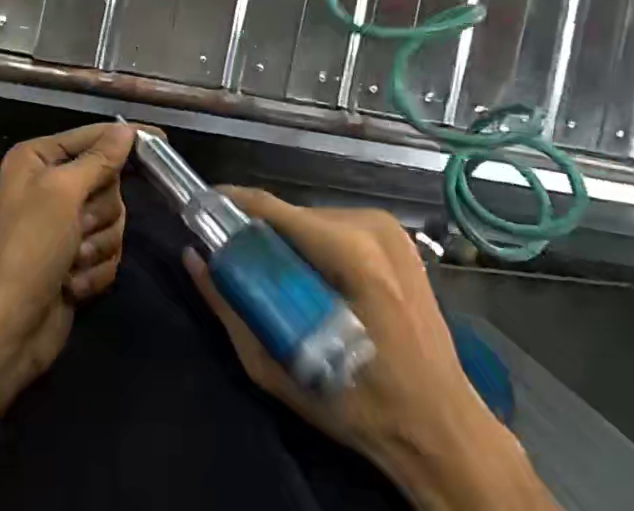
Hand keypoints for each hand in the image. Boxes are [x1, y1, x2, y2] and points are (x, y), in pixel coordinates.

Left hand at [0, 123, 134, 418]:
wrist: (11, 328)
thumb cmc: (29, 250)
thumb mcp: (63, 194)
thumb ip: (98, 160)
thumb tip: (126, 131)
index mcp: (39, 159)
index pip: (93, 136)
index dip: (125, 138)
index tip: (161, 138)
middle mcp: (51, 185)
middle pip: (109, 182)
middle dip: (100, 212)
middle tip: (77, 227)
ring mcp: (65, 223)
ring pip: (114, 219)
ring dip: (98, 245)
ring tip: (71, 261)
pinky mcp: (77, 257)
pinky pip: (110, 251)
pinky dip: (95, 269)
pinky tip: (72, 283)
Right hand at [184, 187, 557, 510]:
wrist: (441, 429)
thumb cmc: (357, 404)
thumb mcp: (275, 366)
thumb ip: (228, 305)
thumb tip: (193, 257)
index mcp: (349, 254)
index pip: (273, 208)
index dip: (231, 203)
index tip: (200, 208)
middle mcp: (373, 228)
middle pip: (293, 215)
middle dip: (260, 234)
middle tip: (237, 264)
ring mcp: (392, 232)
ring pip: (314, 221)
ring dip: (288, 243)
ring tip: (278, 282)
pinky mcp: (402, 243)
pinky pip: (339, 230)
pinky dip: (317, 249)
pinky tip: (314, 283)